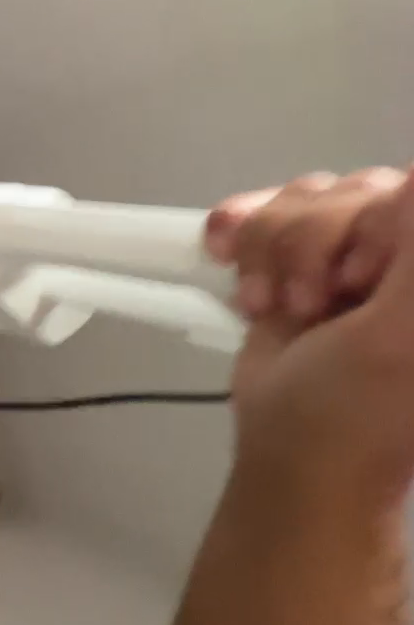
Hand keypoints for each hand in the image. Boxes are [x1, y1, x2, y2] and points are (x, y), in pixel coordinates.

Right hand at [205, 168, 413, 500]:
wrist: (294, 439)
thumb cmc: (364, 406)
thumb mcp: (403, 335)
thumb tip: (410, 184)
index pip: (401, 195)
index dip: (364, 229)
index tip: (356, 287)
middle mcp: (411, 254)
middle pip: (349, 192)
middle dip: (304, 247)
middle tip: (311, 305)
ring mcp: (358, 253)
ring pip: (300, 199)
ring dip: (265, 252)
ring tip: (274, 304)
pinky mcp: (296, 258)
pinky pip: (258, 211)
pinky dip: (234, 235)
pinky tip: (228, 264)